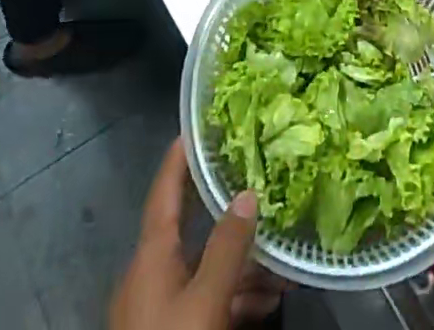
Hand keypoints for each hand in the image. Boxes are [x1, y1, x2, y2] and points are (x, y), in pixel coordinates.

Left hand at [110, 139, 288, 329]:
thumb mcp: (206, 301)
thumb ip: (228, 247)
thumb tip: (247, 193)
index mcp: (150, 259)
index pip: (164, 194)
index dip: (178, 159)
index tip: (196, 125)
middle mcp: (152, 276)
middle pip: (191, 227)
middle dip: (227, 206)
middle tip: (259, 175)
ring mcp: (161, 308)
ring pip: (206, 266)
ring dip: (244, 260)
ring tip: (282, 261)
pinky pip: (208, 298)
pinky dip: (238, 293)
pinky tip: (269, 300)